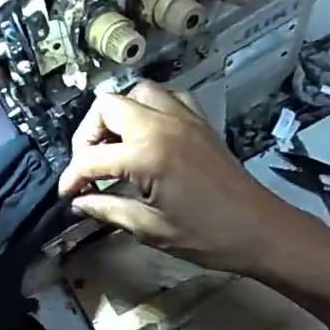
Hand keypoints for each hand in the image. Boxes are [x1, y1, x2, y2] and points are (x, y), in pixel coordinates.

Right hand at [58, 82, 329, 279]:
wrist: (263, 230)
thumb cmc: (207, 237)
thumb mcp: (150, 229)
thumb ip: (107, 209)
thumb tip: (79, 201)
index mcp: (147, 155)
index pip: (91, 158)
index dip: (71, 177)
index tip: (67, 194)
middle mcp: (162, 126)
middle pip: (106, 107)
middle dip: (88, 135)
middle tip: (88, 165)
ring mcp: (183, 118)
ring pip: (135, 93)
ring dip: (117, 116)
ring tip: (114, 146)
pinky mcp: (199, 121)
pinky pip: (166, 97)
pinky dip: (148, 109)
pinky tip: (146, 135)